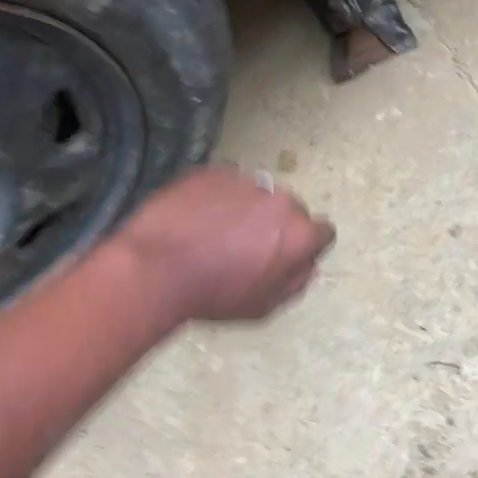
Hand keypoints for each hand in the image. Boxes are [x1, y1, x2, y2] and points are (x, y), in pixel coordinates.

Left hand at [110, 166, 335, 321]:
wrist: (154, 268)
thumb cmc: (213, 294)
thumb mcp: (263, 306)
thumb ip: (295, 283)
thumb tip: (306, 265)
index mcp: (297, 234)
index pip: (323, 232)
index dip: (306, 245)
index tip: (286, 256)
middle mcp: (279, 200)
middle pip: (290, 209)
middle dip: (276, 225)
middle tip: (247, 247)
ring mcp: (244, 181)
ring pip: (257, 194)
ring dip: (248, 209)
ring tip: (217, 232)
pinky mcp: (212, 171)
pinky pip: (225, 182)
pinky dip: (218, 196)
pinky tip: (197, 218)